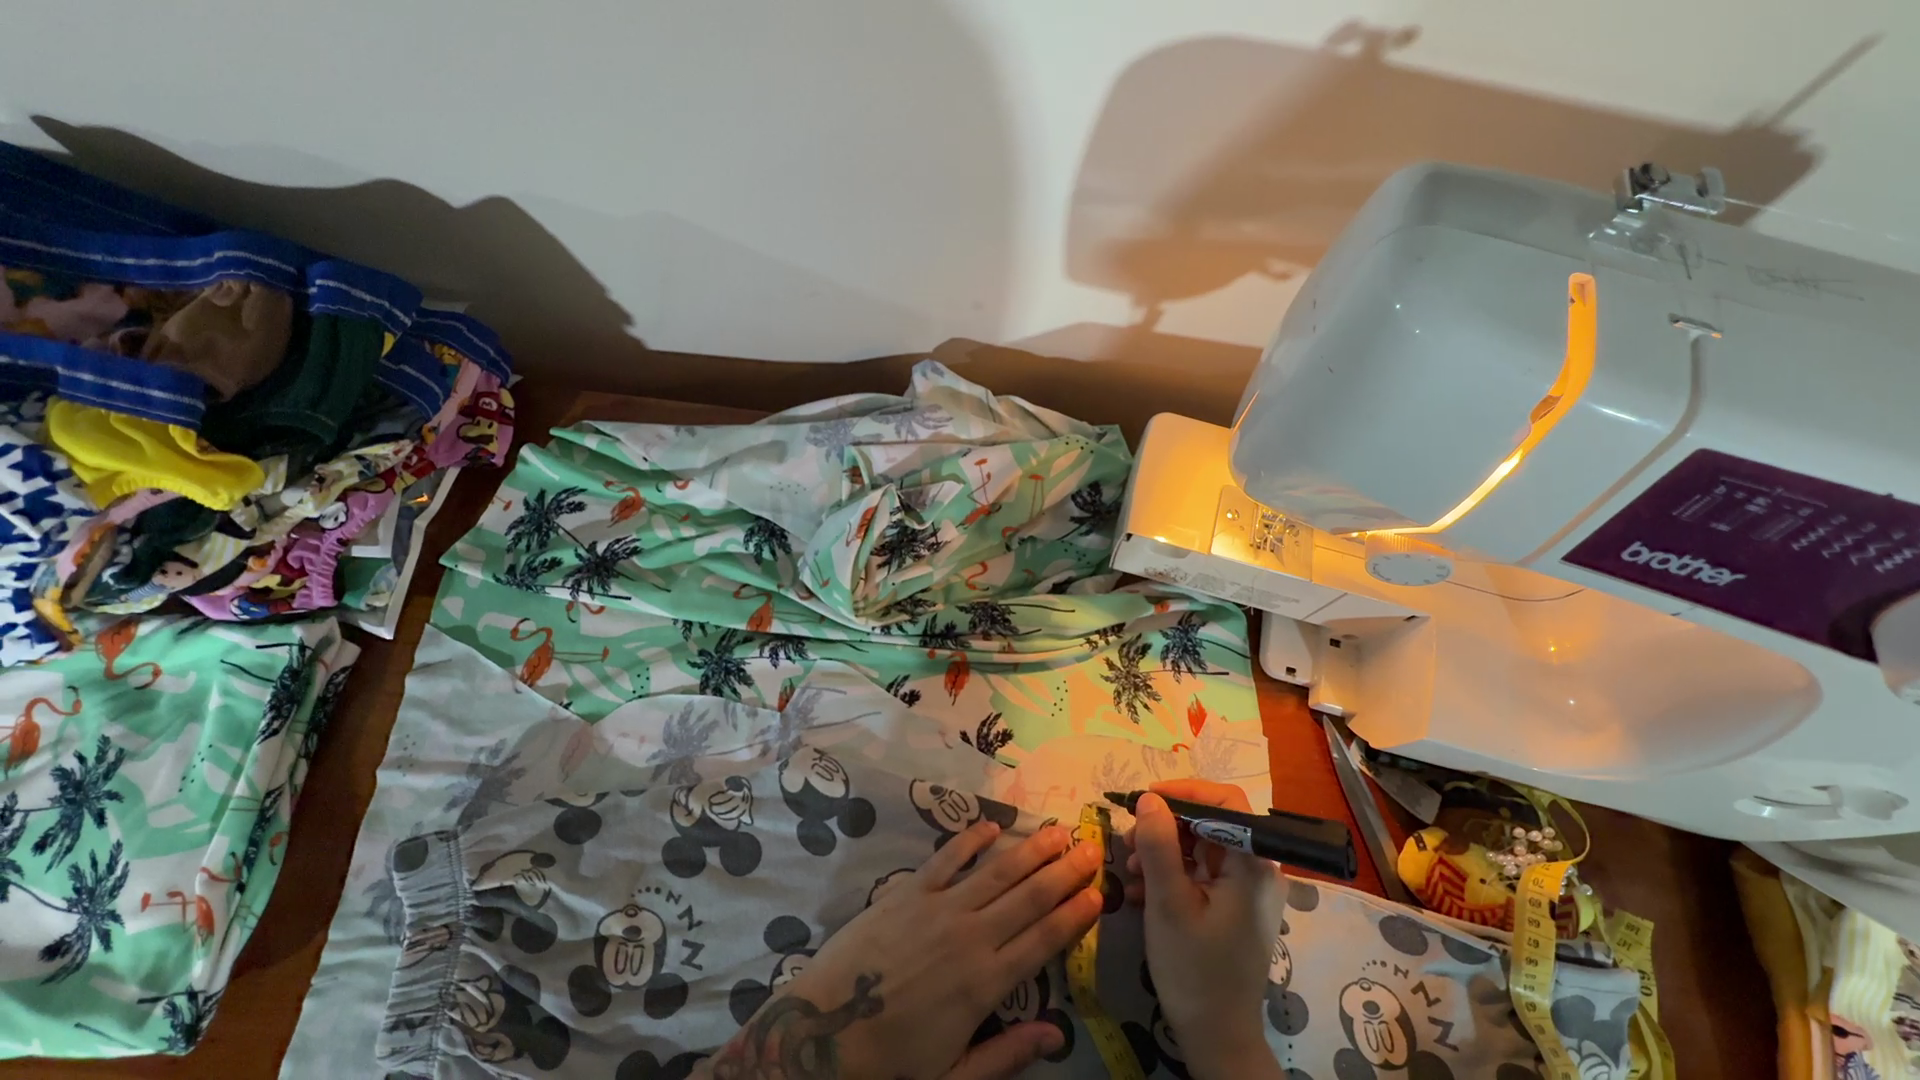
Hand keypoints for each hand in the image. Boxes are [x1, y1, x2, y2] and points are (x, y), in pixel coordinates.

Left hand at [701, 820, 1103, 1079]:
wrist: (824, 1032)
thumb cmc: (891, 1062)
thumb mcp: (954, 1076)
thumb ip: (1007, 1054)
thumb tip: (1057, 1034)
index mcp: (987, 983)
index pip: (1044, 939)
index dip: (1075, 914)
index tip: (1100, 892)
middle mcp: (971, 937)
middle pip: (1029, 897)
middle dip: (1065, 871)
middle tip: (1093, 847)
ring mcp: (938, 909)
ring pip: (996, 871)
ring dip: (1030, 849)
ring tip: (1058, 830)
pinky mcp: (907, 893)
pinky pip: (946, 859)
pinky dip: (971, 840)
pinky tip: (992, 826)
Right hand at [1127, 780, 1285, 1079]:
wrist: (1216, 1037)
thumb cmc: (1195, 969)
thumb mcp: (1168, 903)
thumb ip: (1158, 845)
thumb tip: (1148, 798)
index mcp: (1253, 864)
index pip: (1226, 802)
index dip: (1184, 792)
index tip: (1144, 800)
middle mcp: (1257, 870)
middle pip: (1209, 823)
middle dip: (1164, 826)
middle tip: (1127, 843)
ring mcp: (1246, 890)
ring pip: (1199, 847)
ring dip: (1161, 851)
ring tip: (1129, 872)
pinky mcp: (1232, 908)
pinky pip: (1199, 874)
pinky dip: (1169, 875)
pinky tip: (1140, 892)